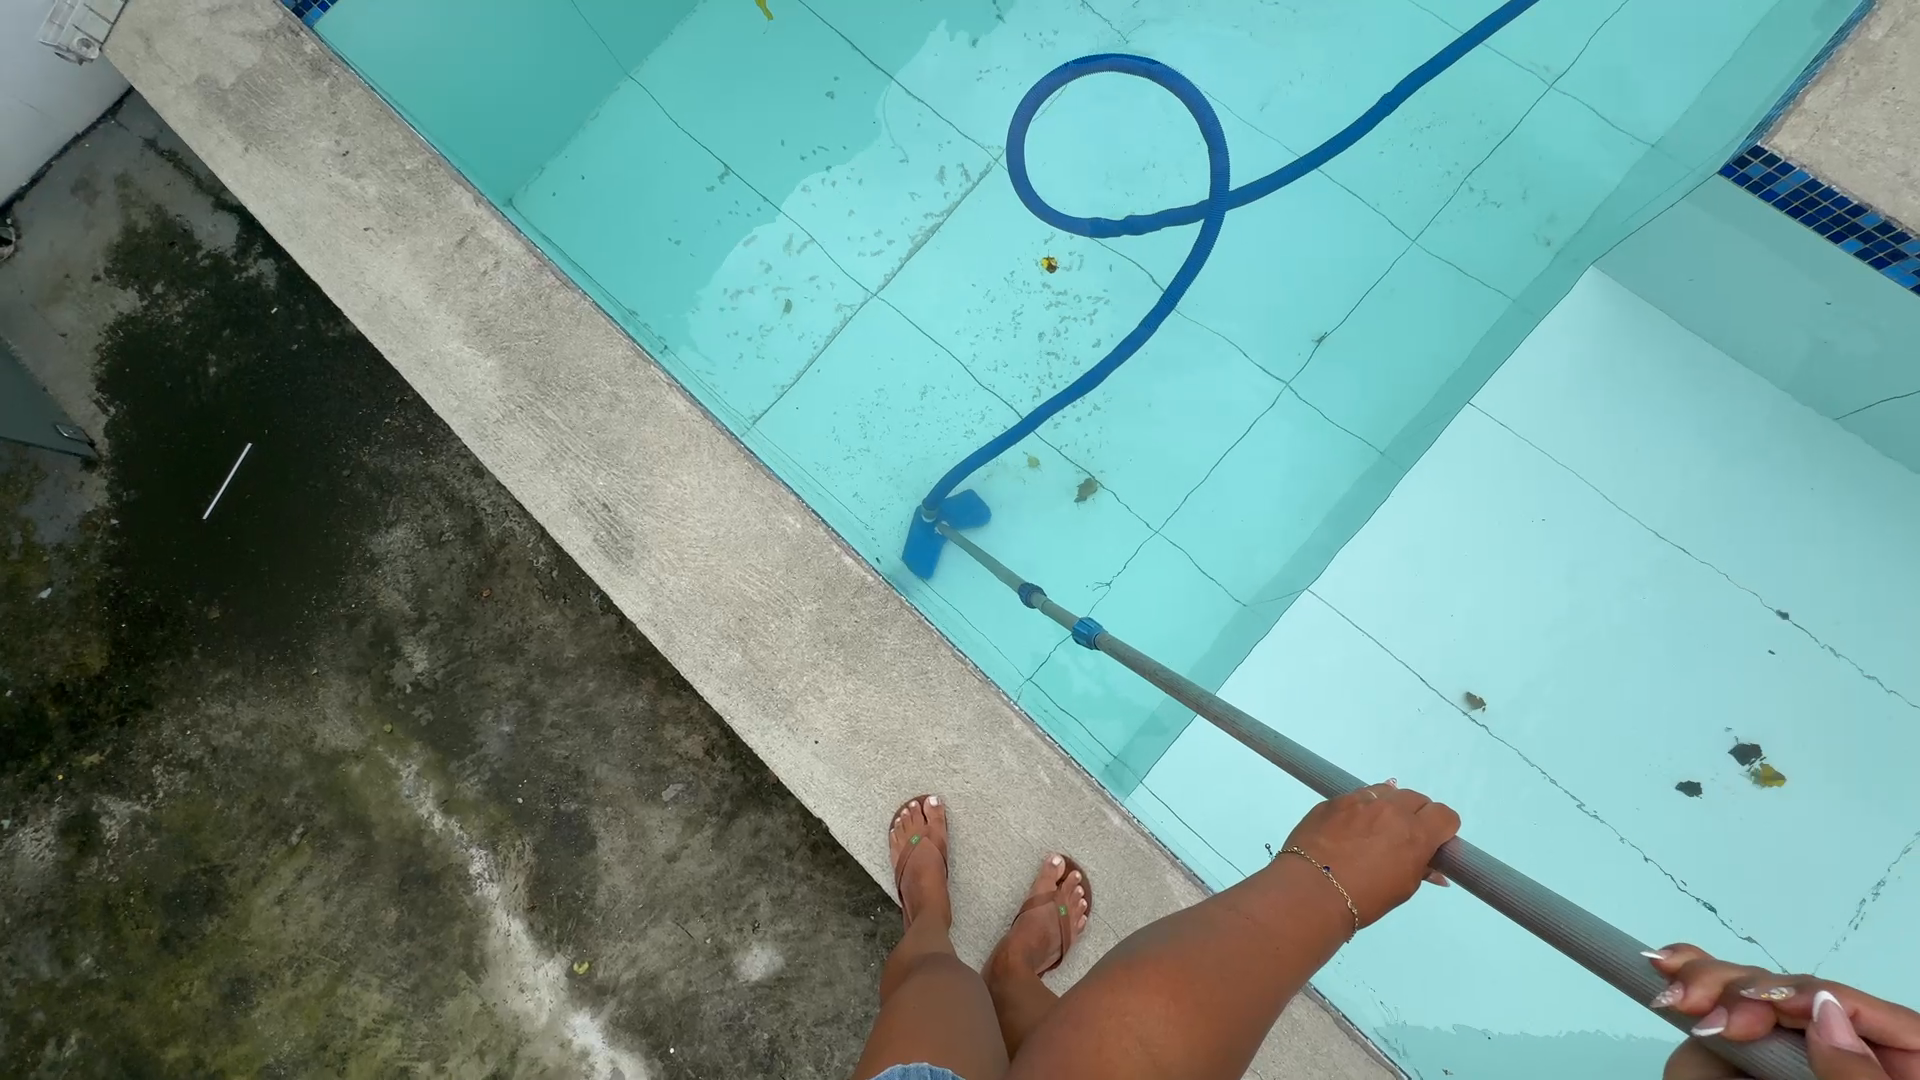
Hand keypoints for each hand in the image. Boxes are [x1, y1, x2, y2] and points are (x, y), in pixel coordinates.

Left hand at [1279, 780, 1458, 925]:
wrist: (1313, 887)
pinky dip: (1360, 808)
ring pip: (1384, 790)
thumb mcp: (1403, 887)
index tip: (1434, 840)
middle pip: (1414, 798)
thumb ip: (1421, 868)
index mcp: (1414, 832)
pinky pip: (1355, 796)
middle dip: (1416, 814)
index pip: (1444, 815)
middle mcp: (1388, 809)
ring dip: (1388, 805)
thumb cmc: (1365, 897)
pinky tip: (1350, 827)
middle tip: (1405, 835)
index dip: (1442, 828)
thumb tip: (1434, 868)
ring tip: (1377, 828)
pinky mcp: (1332, 800)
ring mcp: (1357, 801)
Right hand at [1650, 944, 1919, 1079]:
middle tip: (1712, 1018)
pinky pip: (1710, 983)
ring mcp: (1776, 1036)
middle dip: (1745, 990)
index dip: (1825, 996)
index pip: (1879, 1014)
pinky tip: (1661, 965)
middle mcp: (1834, 1045)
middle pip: (1799, 990)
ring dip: (1704, 980)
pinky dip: (1683, 967)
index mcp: (1893, 1066)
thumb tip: (1826, 1012)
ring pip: (1747, 981)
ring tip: (1675, 1002)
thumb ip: (1859, 1078)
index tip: (1769, 1004)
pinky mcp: (1729, 1030)